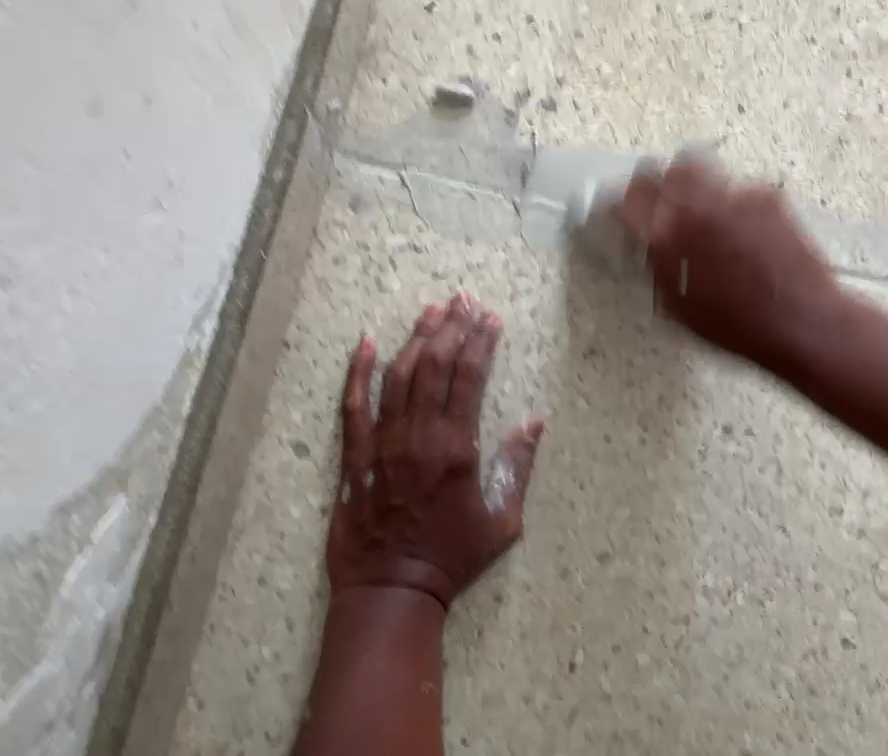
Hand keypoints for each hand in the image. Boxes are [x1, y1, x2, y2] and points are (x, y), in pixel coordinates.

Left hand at [327, 293, 544, 608]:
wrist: (392, 588)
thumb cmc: (452, 558)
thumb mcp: (502, 521)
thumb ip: (518, 468)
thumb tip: (534, 422)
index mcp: (457, 448)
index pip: (470, 378)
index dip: (481, 342)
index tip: (490, 317)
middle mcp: (419, 435)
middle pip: (434, 365)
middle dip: (451, 328)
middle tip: (462, 300)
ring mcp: (382, 442)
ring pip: (398, 376)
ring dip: (415, 339)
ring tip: (430, 311)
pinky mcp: (355, 455)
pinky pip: (353, 404)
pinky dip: (359, 371)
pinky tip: (367, 343)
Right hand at [614, 156, 844, 372]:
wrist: (802, 322)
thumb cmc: (738, 327)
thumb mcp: (678, 305)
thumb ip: (658, 264)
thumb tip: (650, 244)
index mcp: (665, 239)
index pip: (627, 197)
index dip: (622, 200)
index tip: (624, 206)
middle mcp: (696, 209)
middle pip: (666, 168)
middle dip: (663, 179)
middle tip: (666, 197)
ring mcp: (733, 197)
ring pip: (705, 172)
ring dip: (701, 189)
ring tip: (713, 219)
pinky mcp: (767, 197)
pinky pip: (741, 190)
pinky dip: (738, 205)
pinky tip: (747, 232)